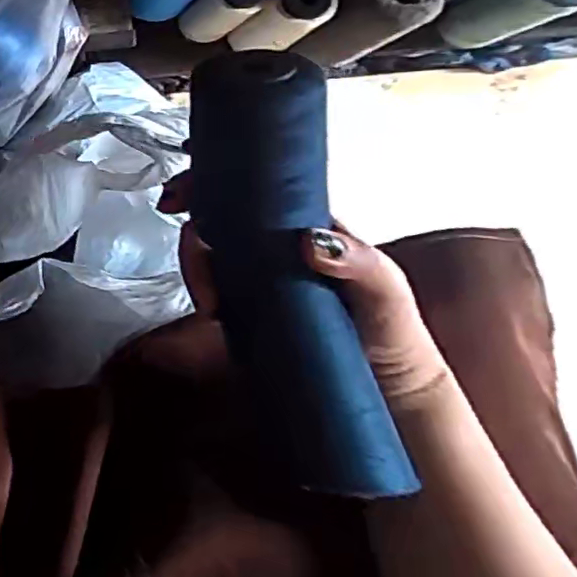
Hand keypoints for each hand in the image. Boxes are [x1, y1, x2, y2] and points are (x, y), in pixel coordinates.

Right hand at [160, 178, 450, 403]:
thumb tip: (308, 238)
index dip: (215, 183)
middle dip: (193, 223)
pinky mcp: (238, 302)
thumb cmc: (391, 335)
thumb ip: (360, 263)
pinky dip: (198, 289)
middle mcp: (273, 245)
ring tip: (210, 297)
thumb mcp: (388, 294)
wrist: (383, 393)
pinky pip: (205, 284)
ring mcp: (253, 273)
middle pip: (218, 218)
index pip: (252, 193)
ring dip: (194, 263)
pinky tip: (210, 309)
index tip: (186, 190)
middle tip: (184, 239)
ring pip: (206, 250)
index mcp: (305, 227)